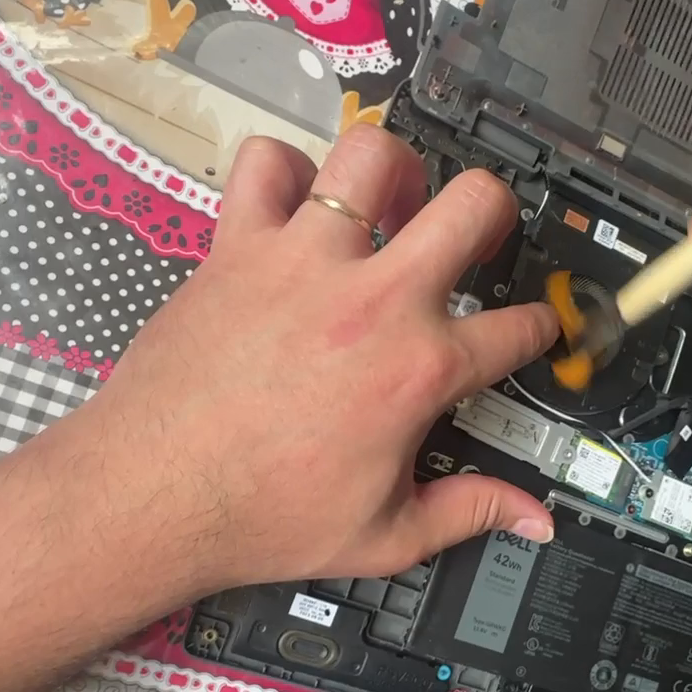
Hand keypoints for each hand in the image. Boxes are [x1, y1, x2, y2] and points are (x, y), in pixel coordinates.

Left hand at [43, 128, 557, 603]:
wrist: (151, 498)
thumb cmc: (267, 518)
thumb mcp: (389, 535)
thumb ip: (472, 513)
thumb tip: (536, 521)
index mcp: (420, 369)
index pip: (517, 330)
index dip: (539, 328)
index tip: (531, 329)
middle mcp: (375, 300)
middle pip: (473, 203)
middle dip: (497, 211)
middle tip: (483, 235)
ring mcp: (304, 262)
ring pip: (372, 155)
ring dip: (398, 172)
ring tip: (394, 206)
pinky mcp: (238, 247)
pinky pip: (267, 165)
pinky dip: (289, 173)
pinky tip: (297, 211)